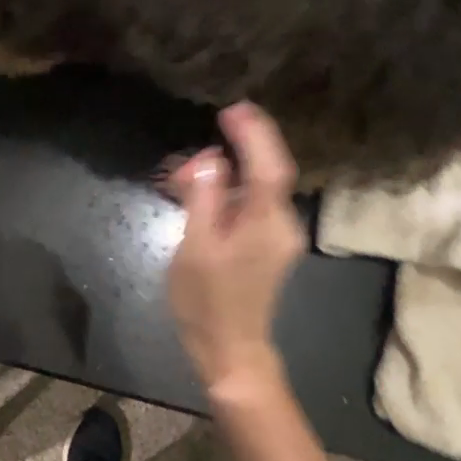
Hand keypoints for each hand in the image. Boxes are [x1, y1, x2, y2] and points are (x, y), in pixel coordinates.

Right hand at [167, 102, 306, 396]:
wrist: (229, 350)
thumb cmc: (208, 301)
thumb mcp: (196, 246)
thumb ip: (205, 197)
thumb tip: (211, 160)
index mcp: (267, 223)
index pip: (270, 166)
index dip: (255, 134)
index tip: (232, 109)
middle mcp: (282, 225)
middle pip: (262, 174)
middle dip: (228, 155)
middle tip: (182, 161)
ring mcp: (277, 237)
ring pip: (253, 190)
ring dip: (221, 177)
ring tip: (178, 178)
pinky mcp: (266, 247)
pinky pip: (248, 207)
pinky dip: (225, 195)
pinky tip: (196, 197)